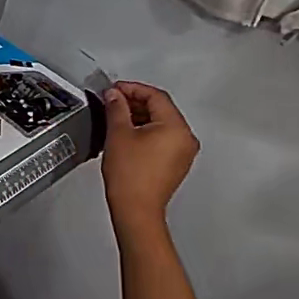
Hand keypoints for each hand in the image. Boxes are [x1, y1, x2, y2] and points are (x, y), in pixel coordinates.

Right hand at [100, 81, 198, 223]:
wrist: (136, 209)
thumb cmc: (131, 178)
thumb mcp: (118, 134)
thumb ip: (116, 108)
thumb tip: (115, 96)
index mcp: (176, 127)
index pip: (156, 96)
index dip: (132, 89)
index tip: (115, 89)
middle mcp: (185, 139)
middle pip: (161, 109)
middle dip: (135, 102)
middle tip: (113, 101)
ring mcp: (182, 153)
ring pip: (161, 124)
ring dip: (139, 117)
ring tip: (116, 118)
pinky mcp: (175, 164)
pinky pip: (162, 139)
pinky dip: (145, 132)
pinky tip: (127, 135)